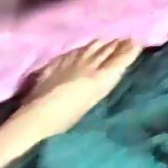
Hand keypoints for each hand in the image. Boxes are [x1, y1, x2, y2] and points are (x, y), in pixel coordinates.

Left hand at [0, 40, 140, 161]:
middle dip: (117, 43)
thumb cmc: (68, 119)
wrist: (28, 127)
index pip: (122, 55)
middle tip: (125, 41)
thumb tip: (120, 65)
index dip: (131, 47)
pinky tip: (79, 52)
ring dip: (99, 45)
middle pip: (106, 48)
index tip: (138, 41)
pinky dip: (78, 51)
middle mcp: (87, 64)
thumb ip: (111, 77)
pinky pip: (69, 53)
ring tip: (105, 44)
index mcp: (102, 74)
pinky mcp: (50, 68)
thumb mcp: (98, 96)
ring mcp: (66, 64)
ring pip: (88, 47)